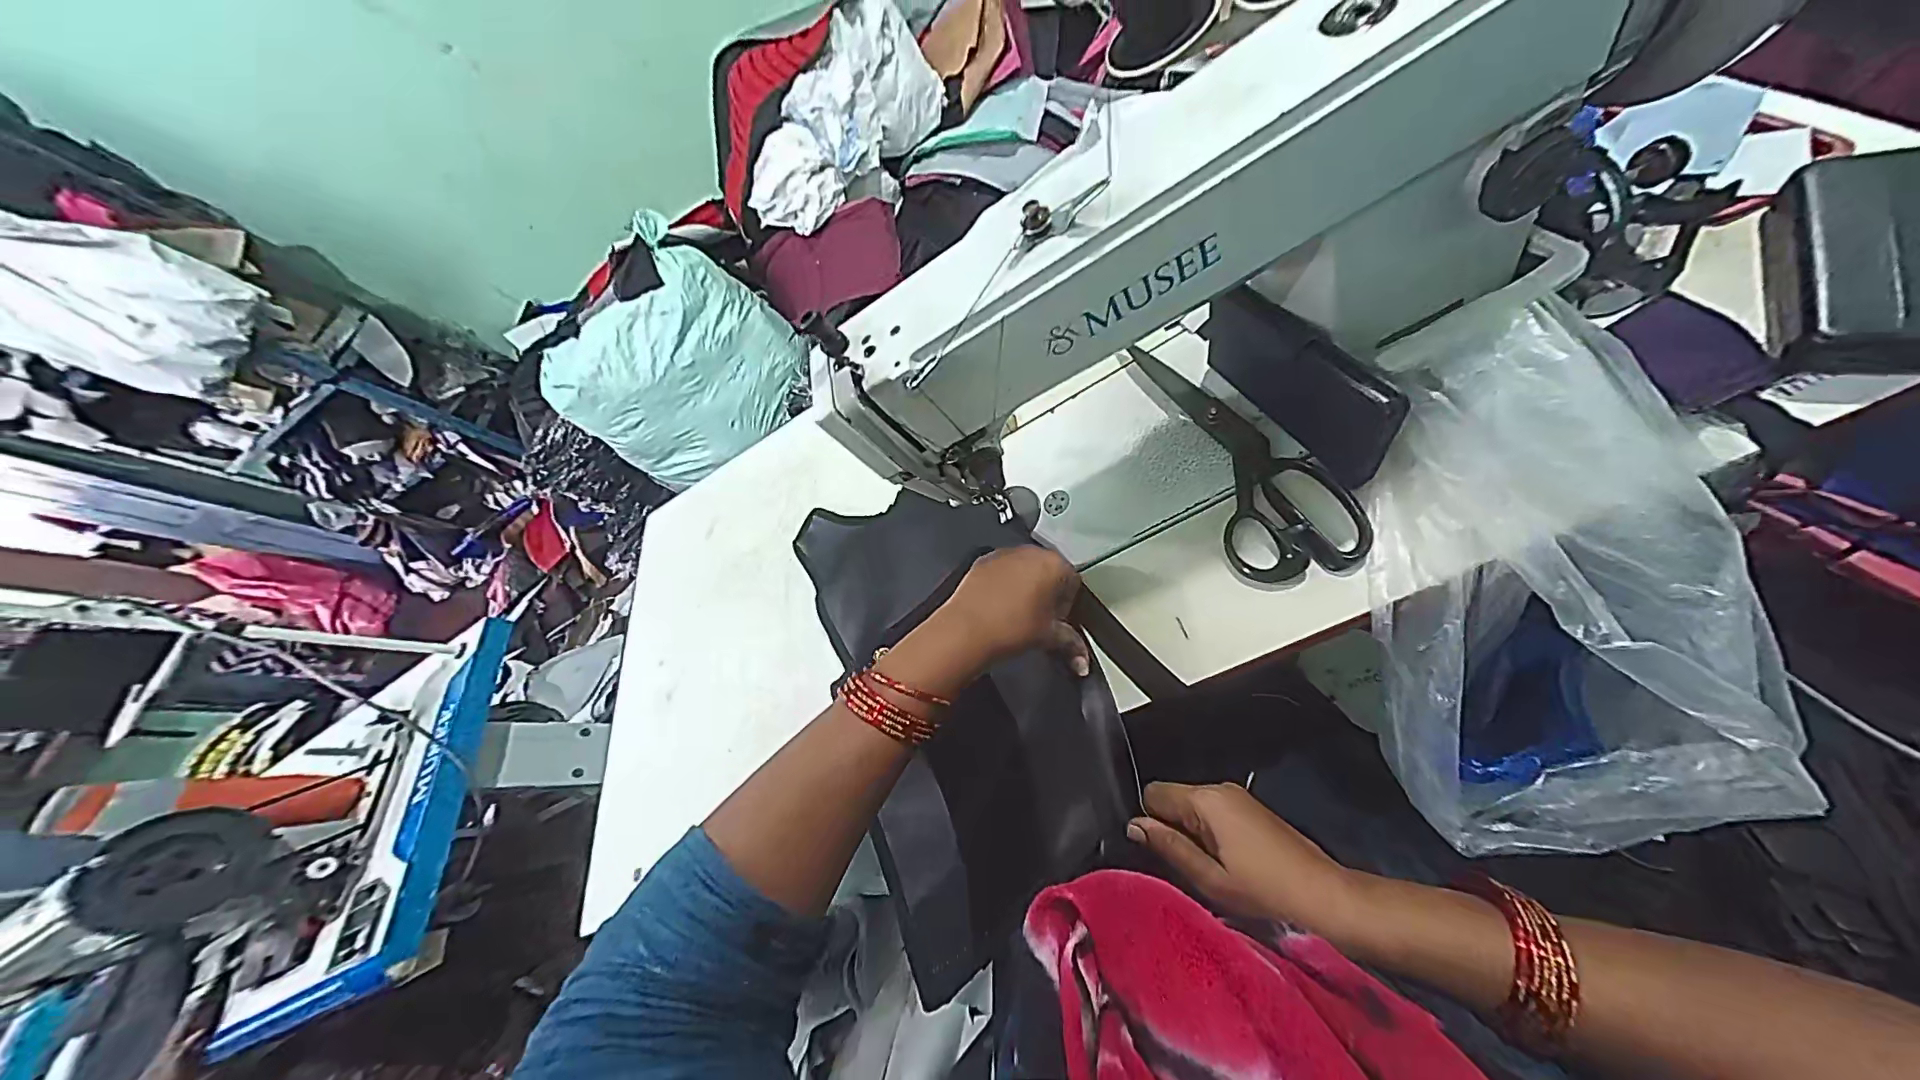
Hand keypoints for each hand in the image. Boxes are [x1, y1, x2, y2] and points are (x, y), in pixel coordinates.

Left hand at [932, 546, 1089, 675]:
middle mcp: (1030, 553)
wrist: (966, 630)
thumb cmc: (1009, 628)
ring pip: (1025, 570)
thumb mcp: (1048, 637)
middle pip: (1049, 572)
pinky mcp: (983, 561)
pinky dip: (1004, 585)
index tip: (1059, 622)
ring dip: (1026, 588)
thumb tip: (1081, 657)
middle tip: (1041, 620)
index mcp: (1054, 564)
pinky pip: (1002, 572)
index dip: (1067, 605)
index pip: (1073, 582)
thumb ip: (1072, 644)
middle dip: (1048, 594)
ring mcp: (1004, 555)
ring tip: (1018, 615)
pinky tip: (999, 608)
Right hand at [1128, 782, 1363, 936]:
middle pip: (1173, 798)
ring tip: (1212, 868)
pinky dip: (1211, 834)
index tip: (1166, 853)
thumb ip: (1169, 847)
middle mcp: (1220, 788)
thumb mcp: (1210, 878)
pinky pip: (1212, 813)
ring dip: (1193, 833)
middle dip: (1172, 828)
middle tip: (1191, 866)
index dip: (1151, 822)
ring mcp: (1238, 796)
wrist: (1327, 897)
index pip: (1152, 793)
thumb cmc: (1265, 892)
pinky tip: (1229, 862)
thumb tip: (1135, 825)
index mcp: (1205, 800)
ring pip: (1192, 806)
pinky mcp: (1251, 808)